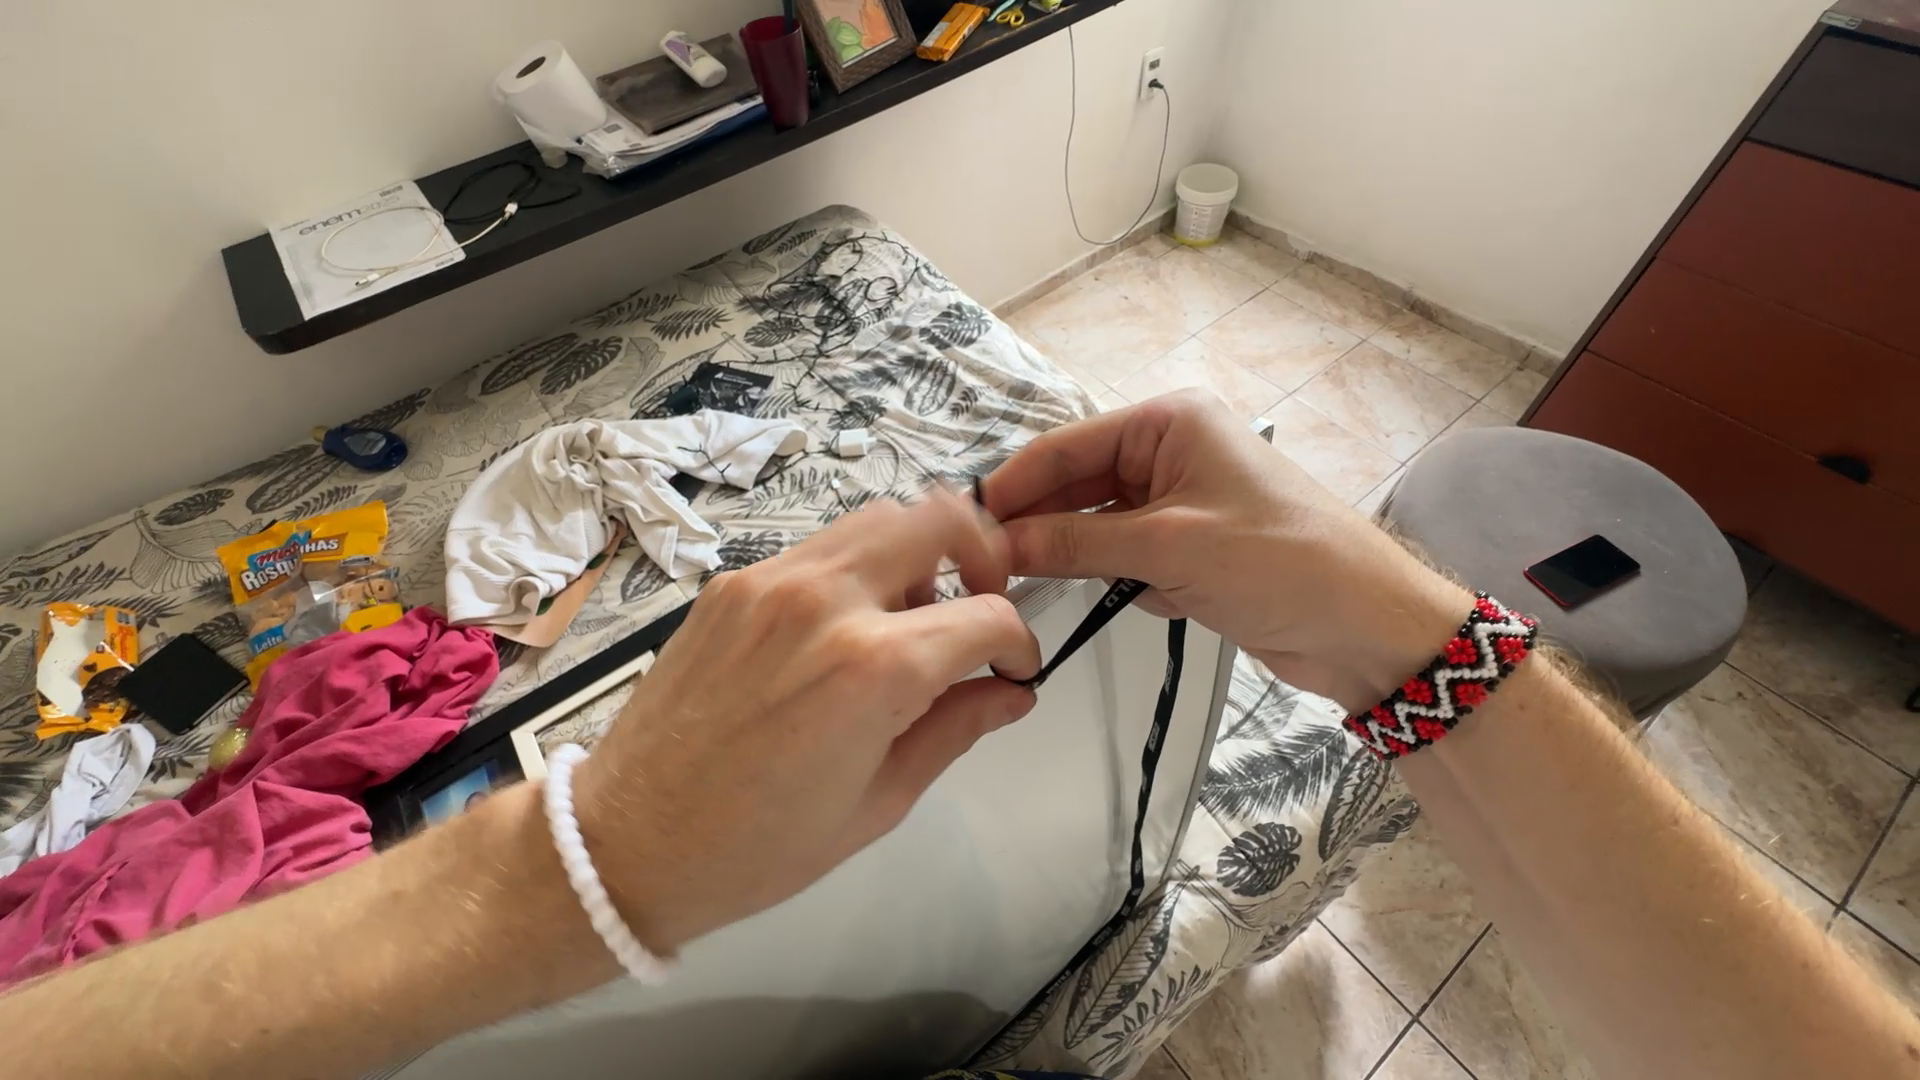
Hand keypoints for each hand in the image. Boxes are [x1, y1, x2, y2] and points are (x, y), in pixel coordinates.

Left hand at [570, 490, 1041, 953]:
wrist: (626, 841)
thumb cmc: (760, 845)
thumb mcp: (880, 801)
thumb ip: (956, 727)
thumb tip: (1012, 692)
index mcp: (873, 666)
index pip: (988, 617)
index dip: (1019, 642)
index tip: (1014, 669)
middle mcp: (826, 599)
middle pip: (941, 518)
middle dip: (983, 554)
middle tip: (980, 605)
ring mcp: (772, 579)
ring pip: (880, 518)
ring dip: (919, 554)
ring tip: (911, 617)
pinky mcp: (734, 581)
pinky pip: (822, 548)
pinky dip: (858, 569)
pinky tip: (844, 627)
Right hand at [981, 390, 1471, 712]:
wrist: (1366, 627)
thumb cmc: (1281, 561)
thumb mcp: (1169, 546)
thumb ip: (1080, 542)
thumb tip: (1003, 545)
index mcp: (1169, 423)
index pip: (1069, 446)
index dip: (1015, 483)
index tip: (968, 520)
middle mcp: (1169, 454)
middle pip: (1078, 485)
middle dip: (1038, 523)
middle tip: (985, 561)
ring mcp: (1176, 504)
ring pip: (1097, 525)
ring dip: (1072, 554)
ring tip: (1020, 583)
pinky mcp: (1184, 549)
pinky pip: (1122, 556)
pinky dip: (1109, 578)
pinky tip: (1108, 598)